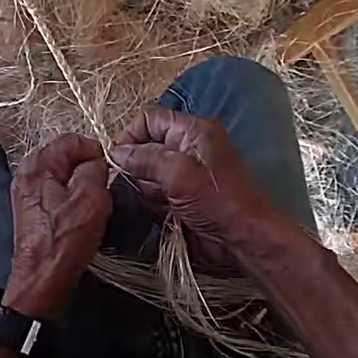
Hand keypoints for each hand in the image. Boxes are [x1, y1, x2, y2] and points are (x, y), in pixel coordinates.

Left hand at [3, 134, 110, 320]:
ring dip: (80, 186)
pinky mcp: (32, 210)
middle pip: (65, 157)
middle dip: (87, 169)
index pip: (72, 139)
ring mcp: (27, 193)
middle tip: (101, 190)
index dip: (95, 151)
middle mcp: (26, 174)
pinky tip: (78, 217)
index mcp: (37, 165)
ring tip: (91, 206)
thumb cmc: (64, 241)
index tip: (108, 169)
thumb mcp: (91, 197)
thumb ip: (95, 169)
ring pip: (63, 176)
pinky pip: (57, 194)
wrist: (43, 277)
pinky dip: (71, 200)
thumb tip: (96, 163)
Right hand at [109, 108, 277, 264]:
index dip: (130, 134)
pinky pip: (153, 189)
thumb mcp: (178, 173)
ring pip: (146, 169)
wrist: (241, 239)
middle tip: (127, 180)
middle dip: (133, 162)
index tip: (116, 157)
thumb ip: (144, 158)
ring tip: (149, 198)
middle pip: (145, 144)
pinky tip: (154, 208)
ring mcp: (183, 172)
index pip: (150, 119)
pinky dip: (148, 197)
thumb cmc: (217, 201)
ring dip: (140, 183)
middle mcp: (187, 147)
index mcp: (193, 130)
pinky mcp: (179, 194)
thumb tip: (115, 153)